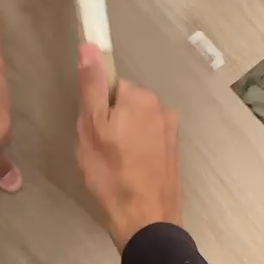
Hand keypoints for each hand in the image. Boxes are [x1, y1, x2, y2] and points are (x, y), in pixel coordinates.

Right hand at [76, 43, 180, 248]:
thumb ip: (92, 85)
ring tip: (112, 166)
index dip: (97, 110)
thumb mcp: (91, 127)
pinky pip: (146, 142)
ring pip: (135, 125)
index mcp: (141, 97)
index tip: (93, 133)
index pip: (110, 87)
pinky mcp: (173, 153)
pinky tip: (127, 173)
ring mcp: (171, 132)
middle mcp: (162, 108)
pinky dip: (136, 153)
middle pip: (124, 104)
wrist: (145, 219)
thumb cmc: (112, 173)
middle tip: (99, 151)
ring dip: (123, 139)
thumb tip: (90, 44)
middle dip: (110, 123)